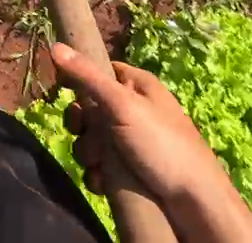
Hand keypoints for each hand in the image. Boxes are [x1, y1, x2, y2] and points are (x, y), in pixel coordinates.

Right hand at [51, 43, 251, 242]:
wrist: (197, 205)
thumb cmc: (162, 145)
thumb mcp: (122, 105)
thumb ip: (88, 77)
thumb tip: (54, 46)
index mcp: (137, 85)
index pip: (98, 71)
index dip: (80, 82)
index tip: (66, 93)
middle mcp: (135, 110)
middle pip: (91, 108)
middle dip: (82, 125)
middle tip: (85, 135)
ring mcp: (133, 142)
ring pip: (93, 140)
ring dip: (88, 152)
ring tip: (99, 165)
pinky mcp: (132, 171)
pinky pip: (102, 166)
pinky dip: (98, 174)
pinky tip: (102, 182)